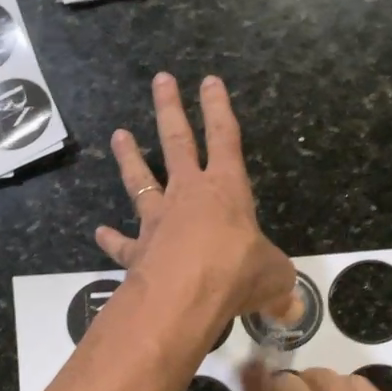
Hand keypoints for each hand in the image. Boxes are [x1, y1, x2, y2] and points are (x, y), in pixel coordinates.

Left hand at [96, 74, 297, 320]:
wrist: (183, 295)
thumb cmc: (235, 273)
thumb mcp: (272, 277)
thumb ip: (278, 287)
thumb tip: (292, 309)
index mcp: (226, 190)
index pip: (225, 139)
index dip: (219, 109)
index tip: (210, 81)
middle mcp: (188, 195)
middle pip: (177, 143)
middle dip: (170, 110)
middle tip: (161, 80)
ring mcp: (157, 220)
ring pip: (140, 180)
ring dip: (129, 157)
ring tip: (118, 135)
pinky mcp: (137, 250)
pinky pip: (122, 242)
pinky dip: (111, 238)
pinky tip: (100, 232)